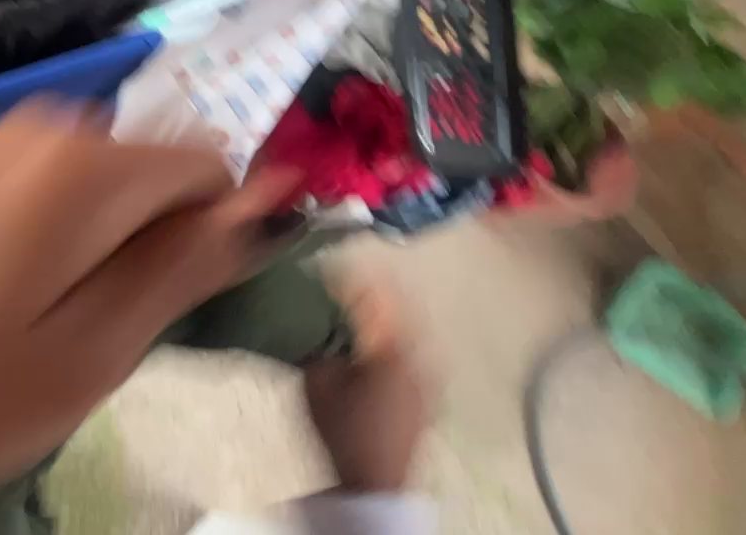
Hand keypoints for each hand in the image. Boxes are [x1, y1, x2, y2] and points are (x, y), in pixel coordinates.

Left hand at [0, 101, 296, 482]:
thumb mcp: (86, 352)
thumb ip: (180, 268)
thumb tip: (264, 205)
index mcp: (88, 165)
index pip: (211, 164)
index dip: (222, 231)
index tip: (190, 303)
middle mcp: (51, 125)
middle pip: (157, 166)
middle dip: (161, 237)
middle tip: (112, 324)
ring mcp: (5, 138)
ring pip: (110, 178)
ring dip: (113, 240)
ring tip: (58, 316)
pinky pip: (60, 181)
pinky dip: (68, 230)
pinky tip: (20, 291)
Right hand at [301, 285, 429, 493]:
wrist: (373, 482)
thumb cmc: (340, 429)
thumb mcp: (316, 380)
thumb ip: (320, 342)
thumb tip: (318, 318)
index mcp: (391, 350)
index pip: (373, 298)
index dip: (347, 277)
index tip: (324, 263)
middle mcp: (419, 357)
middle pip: (402, 305)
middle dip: (375, 283)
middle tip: (347, 268)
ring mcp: (430, 374)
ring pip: (413, 323)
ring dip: (390, 304)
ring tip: (363, 290)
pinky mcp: (429, 389)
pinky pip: (416, 343)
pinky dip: (398, 327)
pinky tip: (379, 327)